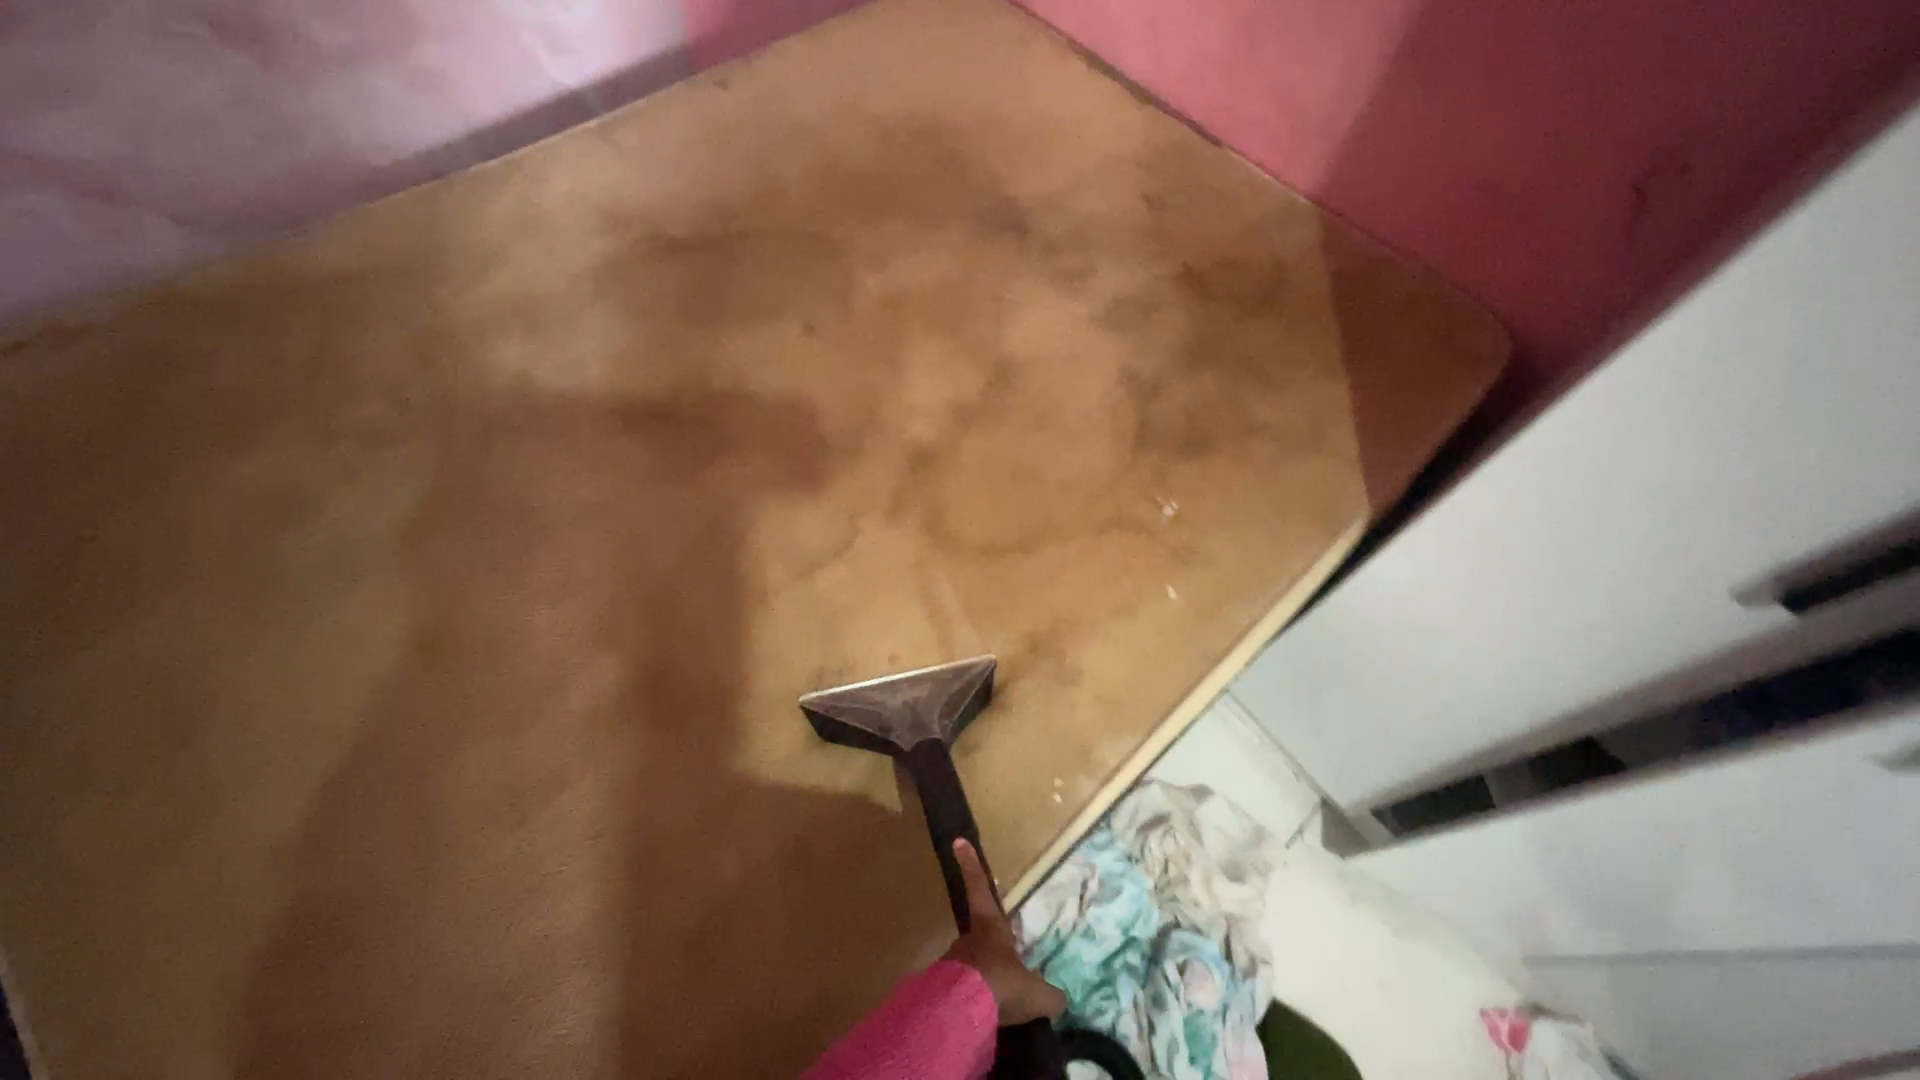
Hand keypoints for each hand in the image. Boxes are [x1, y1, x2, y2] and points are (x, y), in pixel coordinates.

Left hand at [940, 839, 1068, 1025]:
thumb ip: (1051, 995)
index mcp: (990, 927)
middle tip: (1003, 972)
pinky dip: (972, 1002)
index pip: (981, 888)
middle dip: (990, 951)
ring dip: (982, 981)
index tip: (958, 841)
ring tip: (998, 1004)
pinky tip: (984, 1019)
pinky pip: (962, 993)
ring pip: (969, 967)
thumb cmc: (1003, 984)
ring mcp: (951, 963)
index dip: (971, 865)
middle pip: (978, 936)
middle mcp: (968, 940)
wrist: (961, 1011)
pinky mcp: (941, 990)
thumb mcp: (1038, 993)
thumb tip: (1060, 1000)